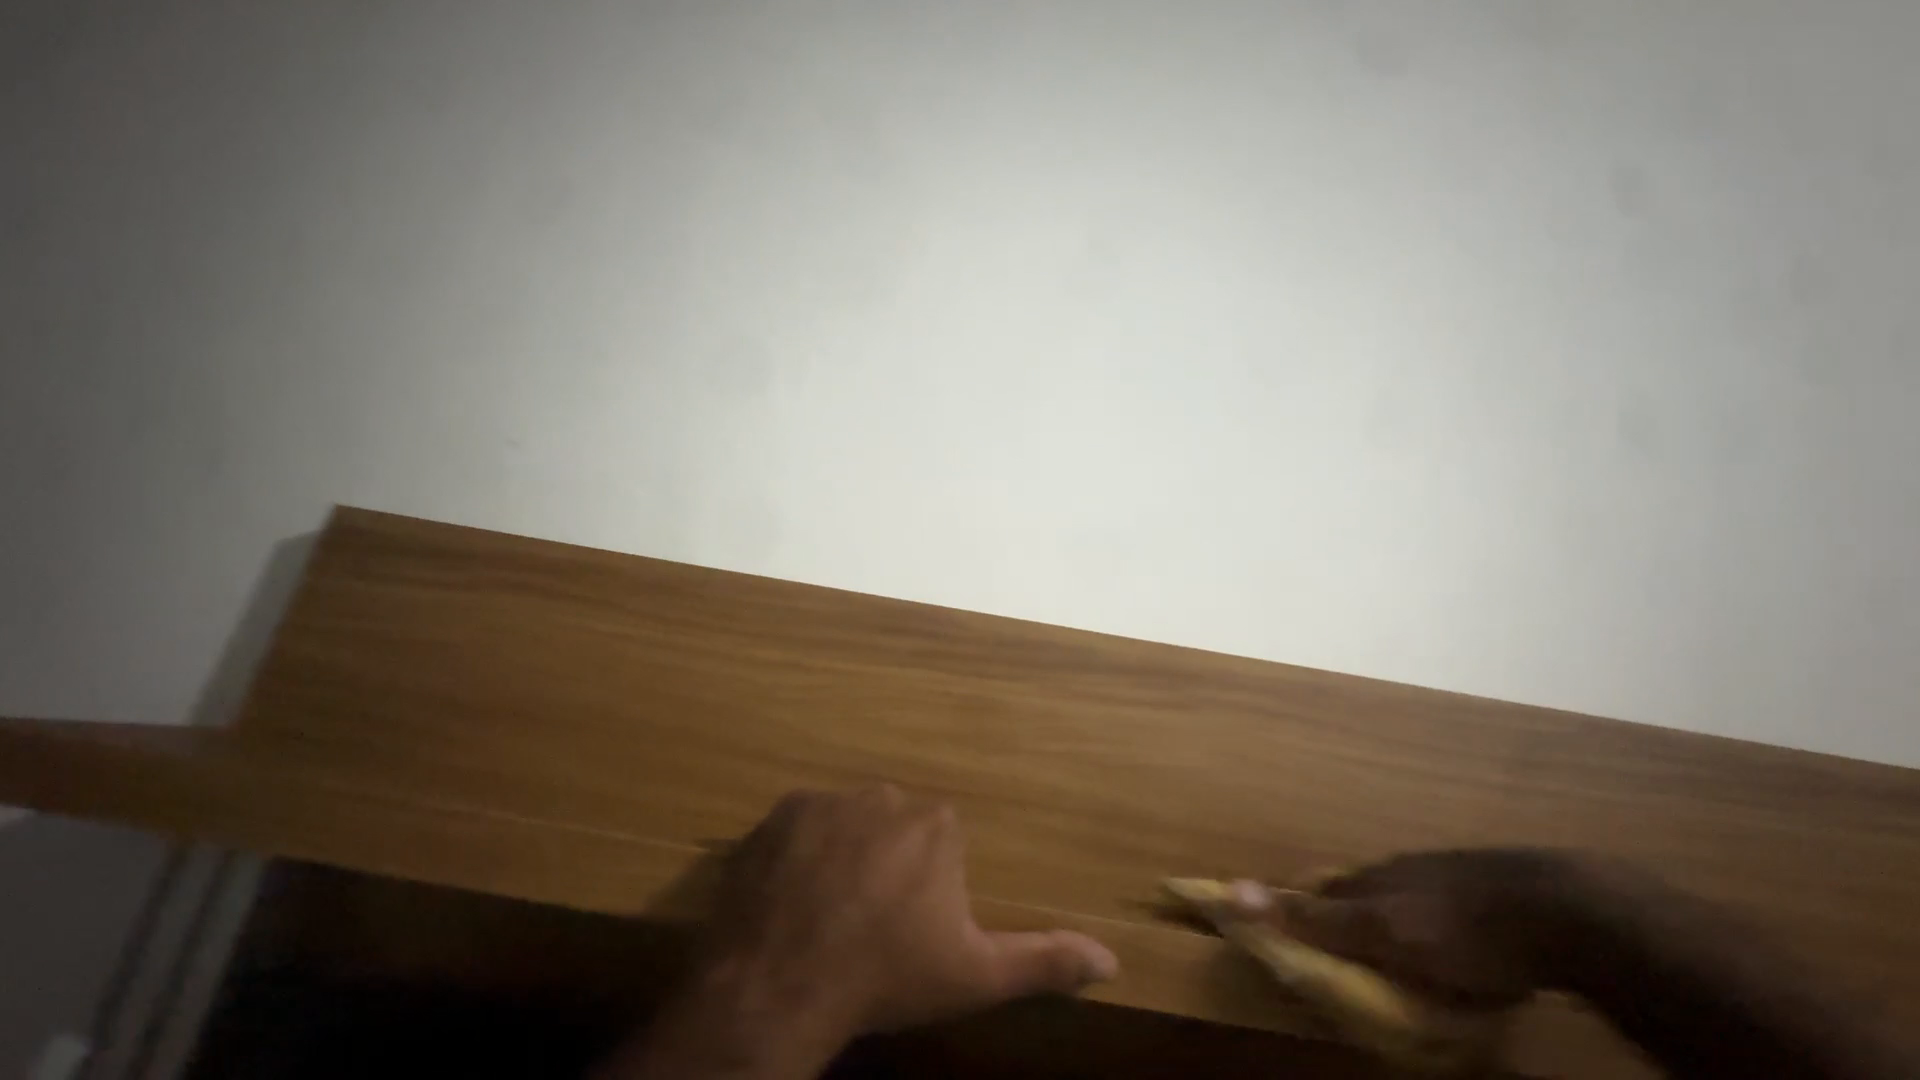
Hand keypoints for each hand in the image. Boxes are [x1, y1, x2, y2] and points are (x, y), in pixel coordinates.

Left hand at [709, 785, 1117, 1036]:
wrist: (780, 985)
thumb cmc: (887, 976)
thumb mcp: (974, 976)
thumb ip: (1044, 961)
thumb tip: (1112, 962)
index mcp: (937, 823)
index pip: (939, 843)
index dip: (925, 887)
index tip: (909, 926)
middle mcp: (884, 795)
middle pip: (892, 827)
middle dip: (886, 864)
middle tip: (867, 922)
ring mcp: (825, 800)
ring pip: (844, 825)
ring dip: (840, 858)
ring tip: (824, 913)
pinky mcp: (776, 814)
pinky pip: (797, 829)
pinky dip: (797, 856)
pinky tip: (791, 900)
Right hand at [1221, 849, 1592, 1008]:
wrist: (1561, 909)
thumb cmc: (1461, 930)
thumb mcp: (1383, 933)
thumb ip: (1317, 919)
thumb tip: (1234, 890)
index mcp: (1371, 881)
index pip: (1319, 896)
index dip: (1300, 913)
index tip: (1290, 938)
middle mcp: (1398, 869)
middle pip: (1356, 892)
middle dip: (1341, 914)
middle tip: (1340, 950)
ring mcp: (1442, 872)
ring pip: (1398, 894)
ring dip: (1385, 917)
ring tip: (1390, 947)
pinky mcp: (1482, 884)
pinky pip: (1437, 903)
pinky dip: (1427, 921)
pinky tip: (1444, 937)